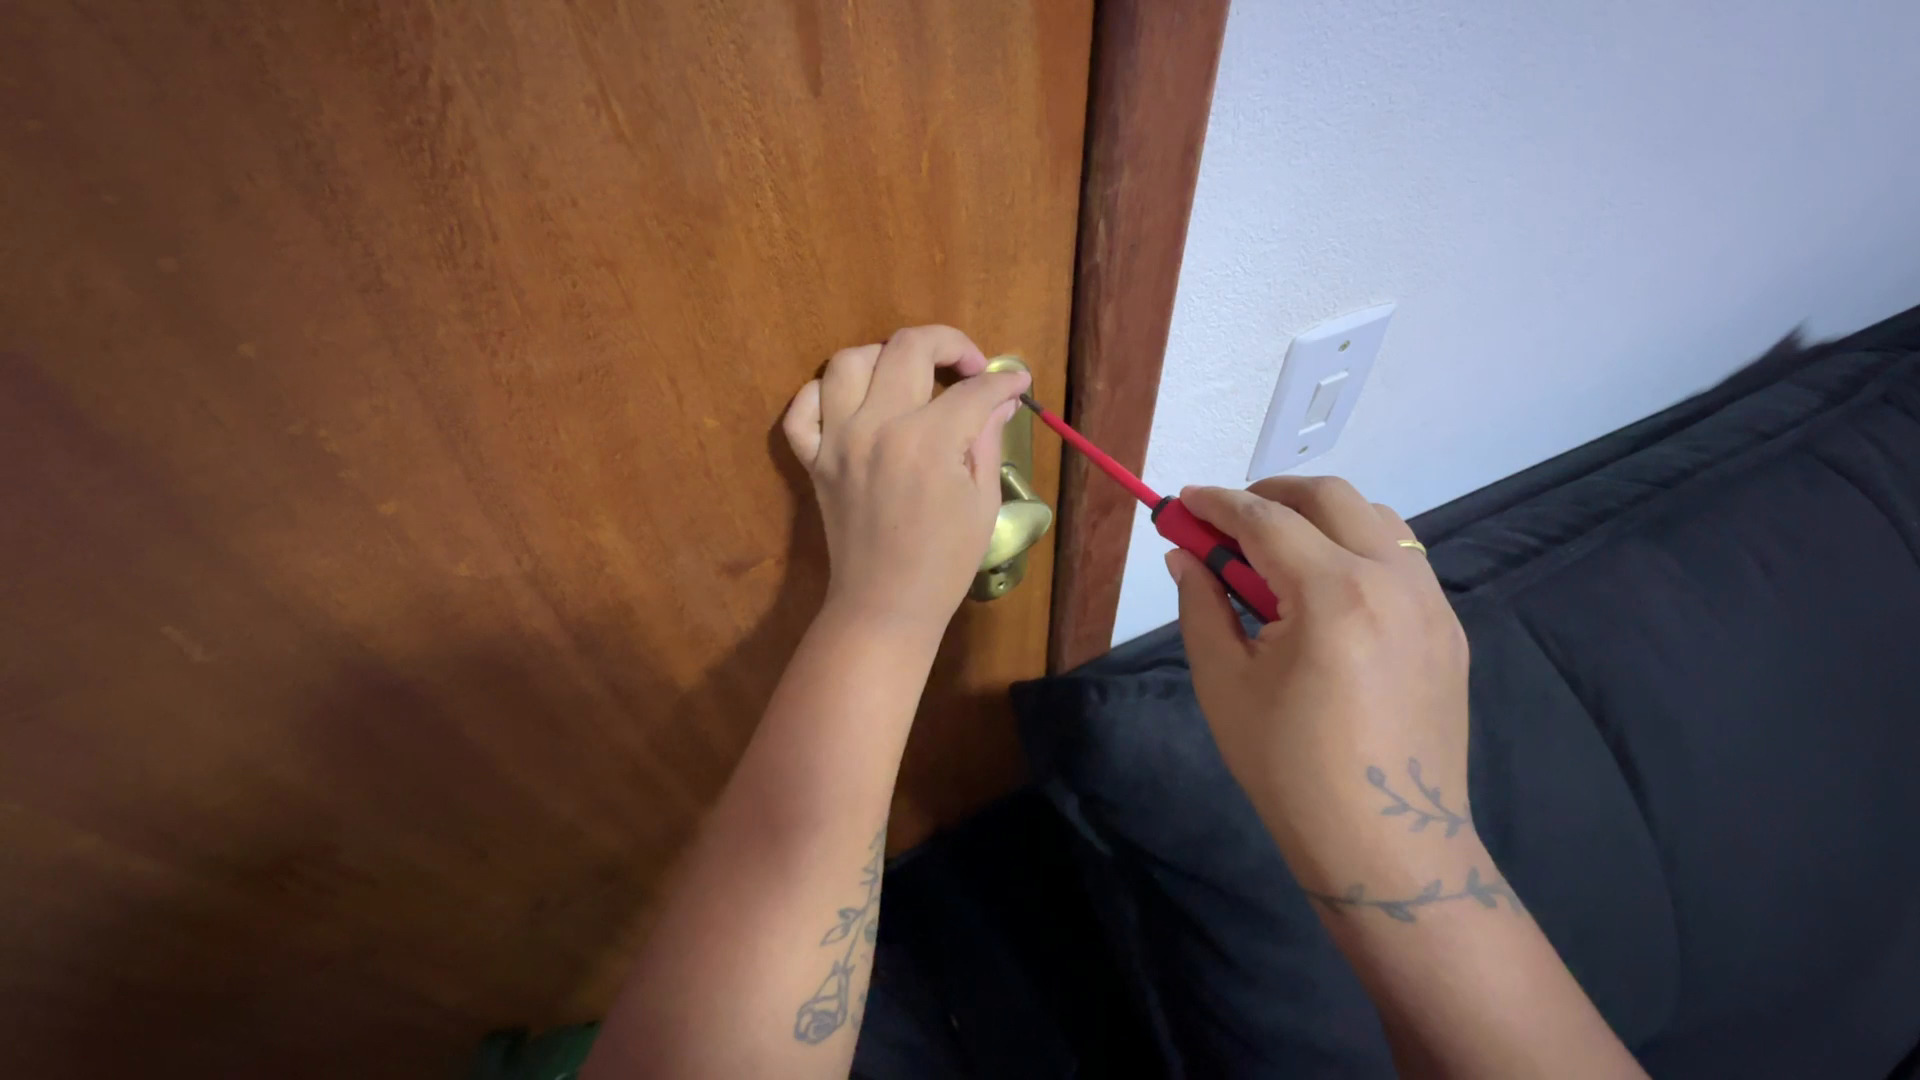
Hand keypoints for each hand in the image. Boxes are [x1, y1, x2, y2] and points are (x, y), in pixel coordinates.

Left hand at [782, 326, 1029, 640]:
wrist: (886, 605)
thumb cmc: (944, 562)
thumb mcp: (982, 501)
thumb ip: (988, 439)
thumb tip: (1001, 400)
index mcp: (928, 441)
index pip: (972, 389)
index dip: (1003, 381)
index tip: (1016, 383)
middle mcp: (877, 427)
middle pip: (909, 347)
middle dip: (950, 344)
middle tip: (970, 367)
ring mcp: (837, 440)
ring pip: (850, 361)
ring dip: (885, 357)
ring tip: (910, 377)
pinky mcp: (813, 459)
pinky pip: (803, 408)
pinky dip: (824, 394)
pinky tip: (853, 403)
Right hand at [1166, 477, 1470, 864]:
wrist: (1386, 843)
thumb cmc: (1288, 766)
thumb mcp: (1223, 681)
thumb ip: (1200, 604)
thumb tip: (1184, 556)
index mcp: (1333, 594)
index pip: (1266, 520)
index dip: (1217, 504)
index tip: (1184, 502)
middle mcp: (1393, 581)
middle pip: (1331, 497)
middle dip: (1271, 494)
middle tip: (1228, 522)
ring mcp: (1432, 603)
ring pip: (1376, 519)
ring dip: (1319, 517)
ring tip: (1278, 555)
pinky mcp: (1449, 629)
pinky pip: (1401, 560)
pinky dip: (1355, 549)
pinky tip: (1325, 594)